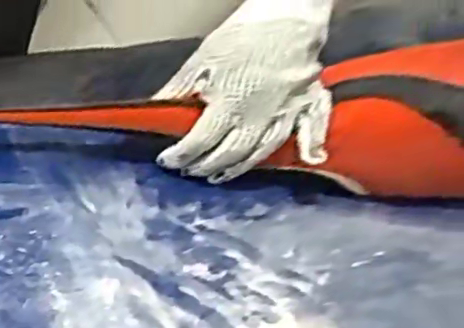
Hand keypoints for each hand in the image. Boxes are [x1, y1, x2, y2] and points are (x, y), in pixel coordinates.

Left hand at [153, 0, 331, 183]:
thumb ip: (170, 100)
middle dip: (205, 166)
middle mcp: (265, 105)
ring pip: (267, 145)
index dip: (178, 157)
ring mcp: (292, 99)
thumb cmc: (238, 36)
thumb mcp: (193, 68)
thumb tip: (144, 122)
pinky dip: (313, 142)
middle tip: (188, 171)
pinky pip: (319, 119)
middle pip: (232, 151)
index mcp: (232, 100)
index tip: (165, 160)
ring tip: (219, 175)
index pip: (199, 143)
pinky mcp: (313, 89)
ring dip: (241, 165)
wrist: (289, 4)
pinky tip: (311, 160)